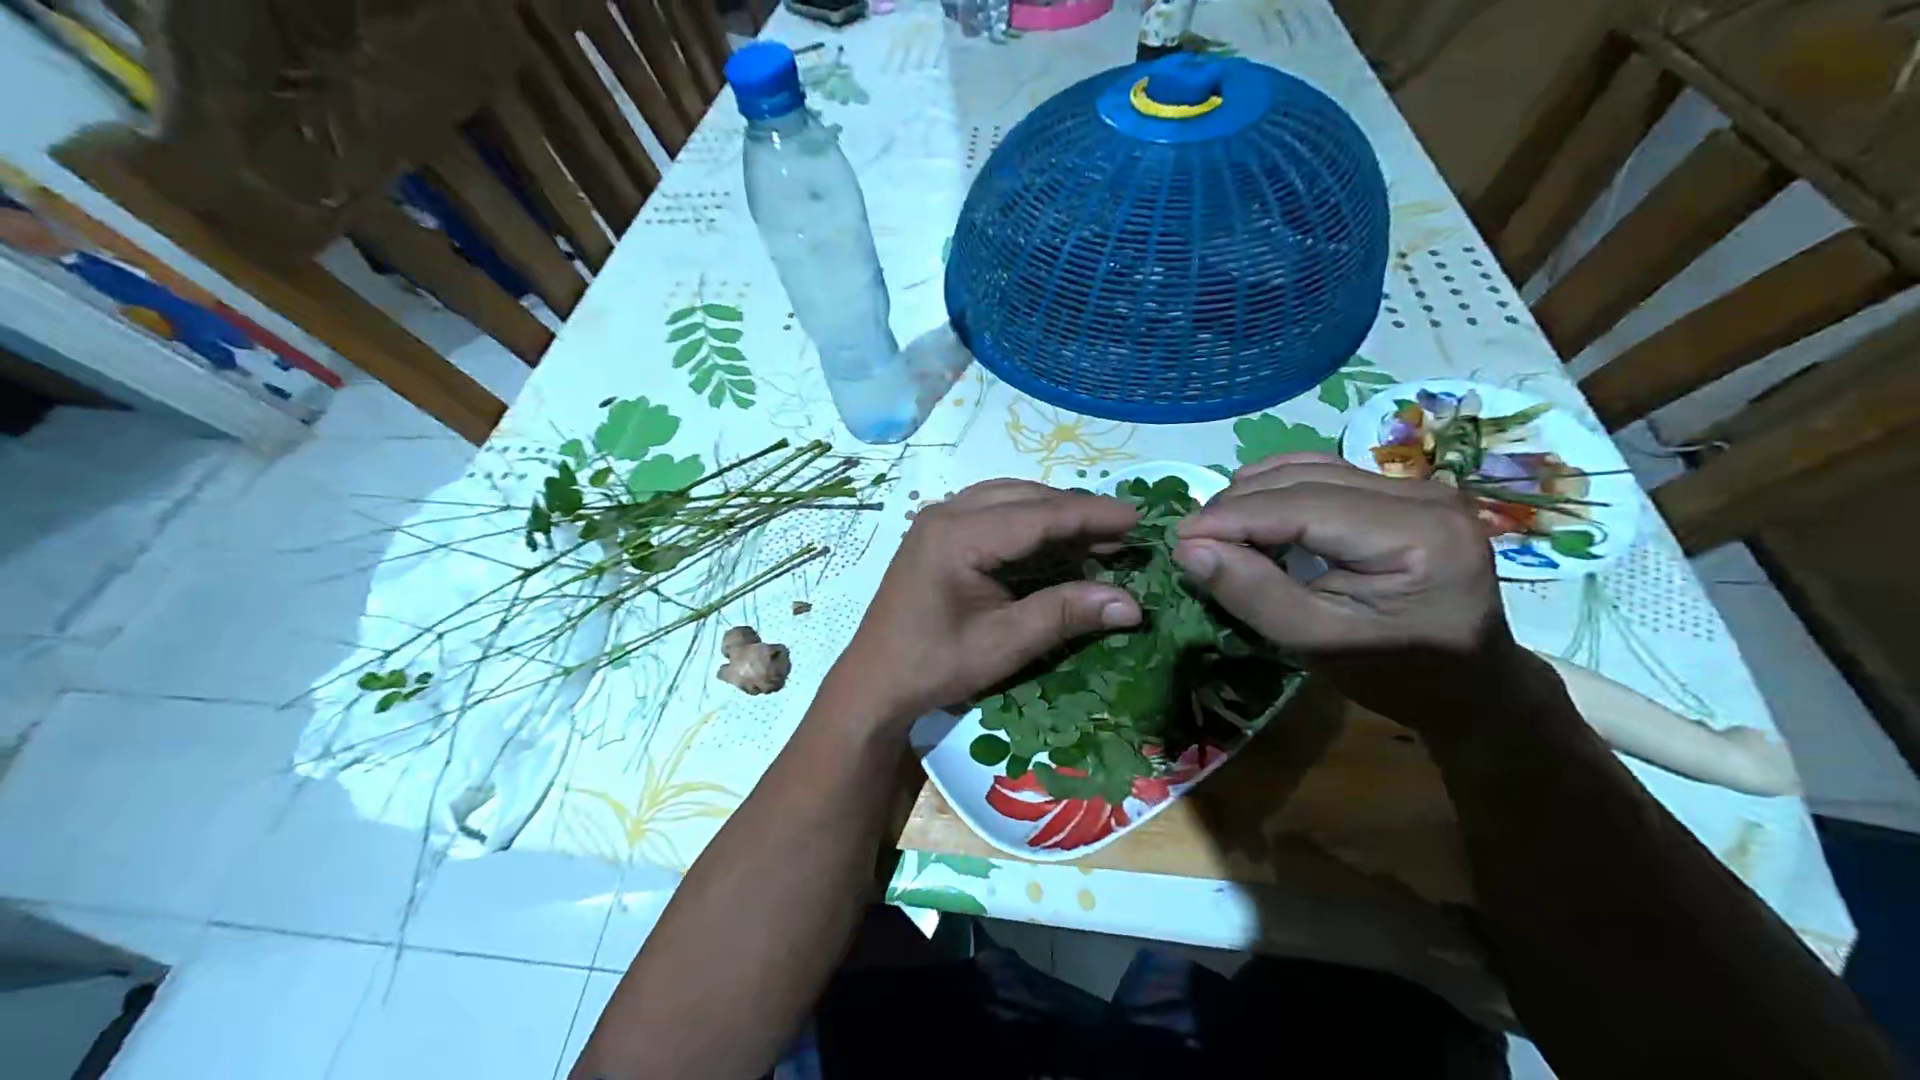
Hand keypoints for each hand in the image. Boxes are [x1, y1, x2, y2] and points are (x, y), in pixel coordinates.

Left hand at [827, 480, 1142, 724]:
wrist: (874, 682)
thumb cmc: (934, 665)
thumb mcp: (1003, 643)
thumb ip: (1064, 614)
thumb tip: (1132, 603)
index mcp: (957, 535)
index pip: (1039, 515)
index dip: (1091, 515)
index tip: (1137, 519)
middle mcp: (945, 514)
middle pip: (1024, 497)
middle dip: (1076, 512)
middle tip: (1123, 533)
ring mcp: (936, 519)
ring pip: (1008, 497)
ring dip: (1052, 512)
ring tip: (1095, 534)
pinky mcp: (935, 532)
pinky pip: (991, 508)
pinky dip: (1026, 518)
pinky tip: (1050, 537)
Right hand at [1173, 454, 1527, 727]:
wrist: (1470, 685)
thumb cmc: (1397, 675)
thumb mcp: (1318, 643)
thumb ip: (1254, 593)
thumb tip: (1188, 549)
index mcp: (1417, 534)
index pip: (1303, 507)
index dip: (1233, 517)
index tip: (1178, 538)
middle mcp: (1423, 494)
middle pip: (1304, 479)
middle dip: (1237, 505)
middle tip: (1192, 540)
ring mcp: (1417, 487)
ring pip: (1311, 467)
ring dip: (1254, 493)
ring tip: (1215, 528)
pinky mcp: (1404, 493)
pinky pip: (1326, 474)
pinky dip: (1279, 490)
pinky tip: (1253, 513)